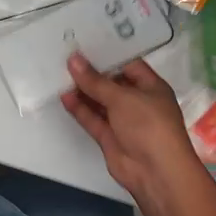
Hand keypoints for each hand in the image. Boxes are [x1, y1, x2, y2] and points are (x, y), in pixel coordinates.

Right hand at [61, 55, 204, 208]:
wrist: (155, 172)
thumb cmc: (148, 125)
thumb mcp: (122, 97)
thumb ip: (95, 81)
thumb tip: (73, 60)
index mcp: (151, 87)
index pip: (129, 64)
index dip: (108, 53)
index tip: (85, 43)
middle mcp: (138, 101)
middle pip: (112, 82)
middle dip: (92, 72)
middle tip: (66, 55)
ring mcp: (124, 121)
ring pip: (100, 101)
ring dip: (83, 90)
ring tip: (59, 73)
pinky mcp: (110, 137)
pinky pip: (93, 119)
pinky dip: (80, 109)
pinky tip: (64, 96)